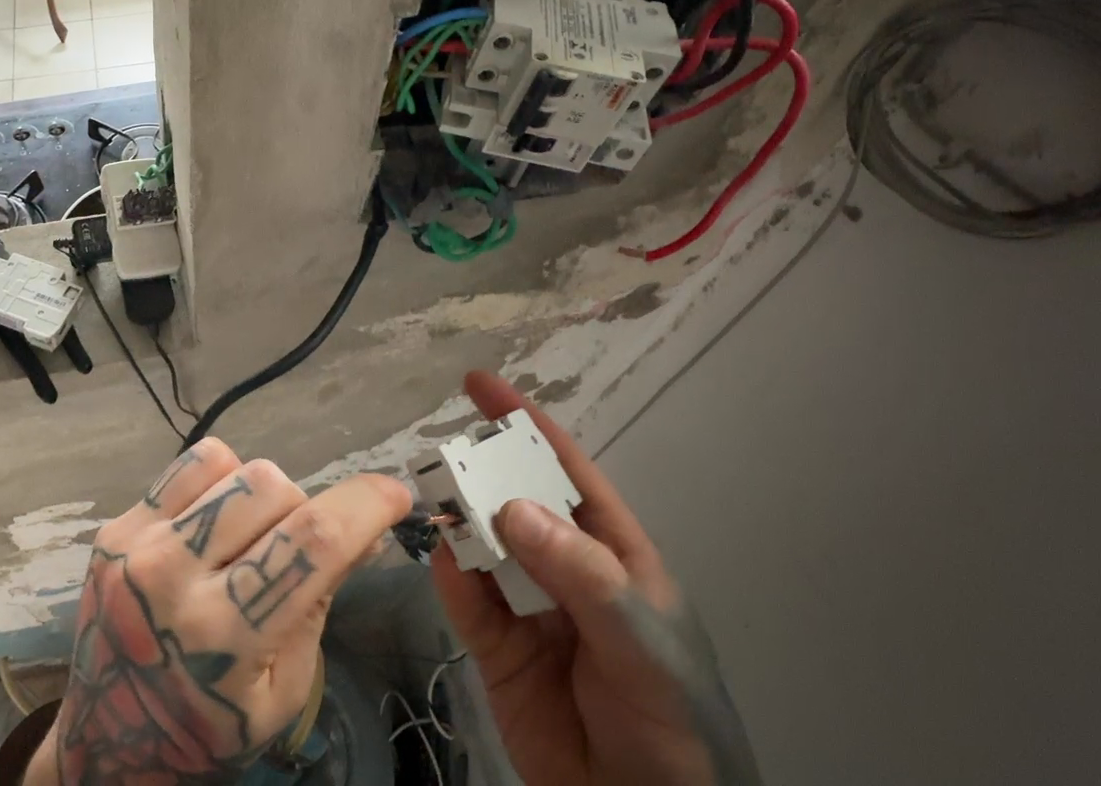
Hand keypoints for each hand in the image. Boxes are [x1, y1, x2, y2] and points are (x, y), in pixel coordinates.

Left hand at [26, 438, 411, 783]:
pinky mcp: (115, 527)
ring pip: (230, 464)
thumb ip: (319, 602)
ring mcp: (136, 544)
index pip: (311, 542)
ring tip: (247, 538)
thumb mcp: (285, 688)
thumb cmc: (211, 724)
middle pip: (271, 486)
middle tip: (293, 550)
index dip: (365, 506)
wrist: (110, 735)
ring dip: (259, 494)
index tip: (394, 495)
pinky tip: (212, 521)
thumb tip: (363, 530)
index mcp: (224, 633)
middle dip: (303, 510)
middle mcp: (172, 575)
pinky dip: (217, 481)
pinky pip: (187, 465)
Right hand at [433, 371, 714, 785]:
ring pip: (484, 550)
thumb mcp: (640, 642)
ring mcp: (529, 611)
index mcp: (614, 557)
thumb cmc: (673, 722)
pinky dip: (453, 582)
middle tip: (445, 454)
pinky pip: (468, 605)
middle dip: (484, 473)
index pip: (568, 474)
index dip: (527, 426)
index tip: (480, 386)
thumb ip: (580, 575)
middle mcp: (567, 573)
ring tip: (434, 500)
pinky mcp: (498, 651)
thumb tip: (509, 507)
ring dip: (460, 524)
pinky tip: (443, 563)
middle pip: (516, 504)